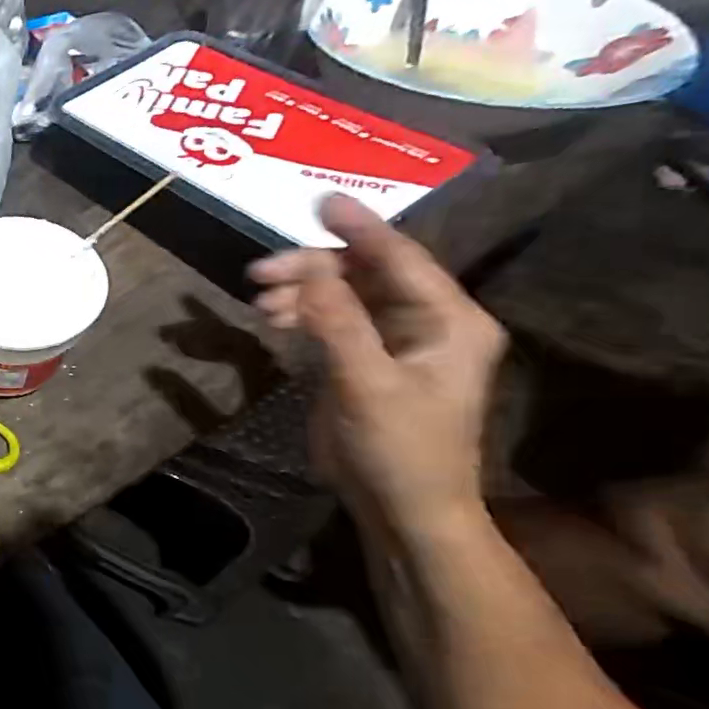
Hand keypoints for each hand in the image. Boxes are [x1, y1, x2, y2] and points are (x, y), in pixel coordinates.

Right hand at [249, 195, 504, 534]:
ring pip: (343, 297)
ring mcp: (394, 343)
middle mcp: (426, 323)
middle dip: (312, 269)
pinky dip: (302, 316)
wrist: (401, 507)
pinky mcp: (365, 362)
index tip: (319, 201)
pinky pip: (331, 322)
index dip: (360, 228)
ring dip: (301, 294)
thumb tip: (311, 270)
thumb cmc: (399, 448)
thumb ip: (339, 324)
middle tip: (258, 273)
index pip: (402, 260)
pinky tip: (273, 320)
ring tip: (260, 304)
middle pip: (365, 274)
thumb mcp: (367, 384)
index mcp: (449, 322)